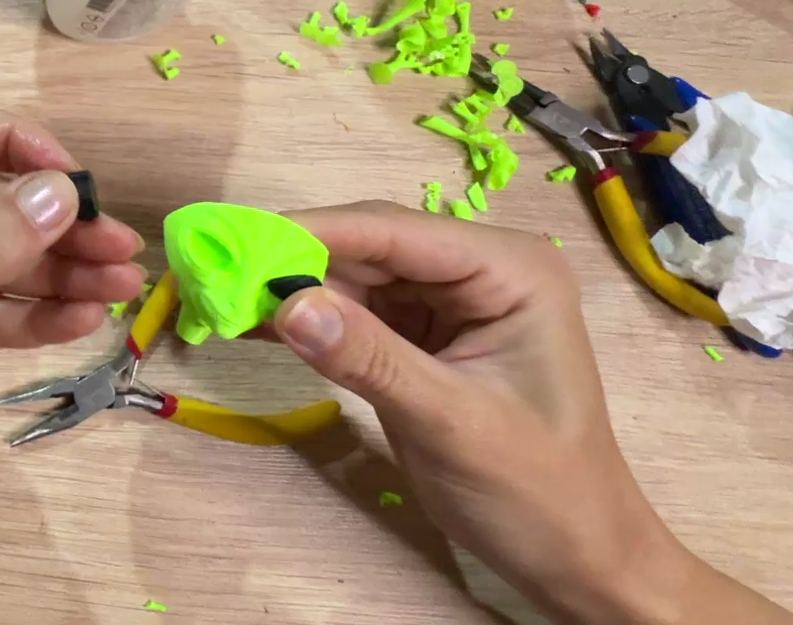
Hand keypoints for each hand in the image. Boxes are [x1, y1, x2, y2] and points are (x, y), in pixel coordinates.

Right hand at [269, 202, 792, 624]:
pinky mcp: (409, 326)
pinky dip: (297, 318)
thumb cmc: (540, 494)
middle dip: (288, 261)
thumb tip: (284, 305)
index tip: (236, 242)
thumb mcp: (453, 424)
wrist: (576, 561)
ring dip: (283, 289)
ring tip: (219, 298)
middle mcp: (469, 267)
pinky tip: (247, 324)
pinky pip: (340, 306)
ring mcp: (438, 296)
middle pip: (358, 245)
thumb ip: (370, 358)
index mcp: (505, 269)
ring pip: (341, 272)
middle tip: (216, 275)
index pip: (392, 232)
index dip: (309, 233)